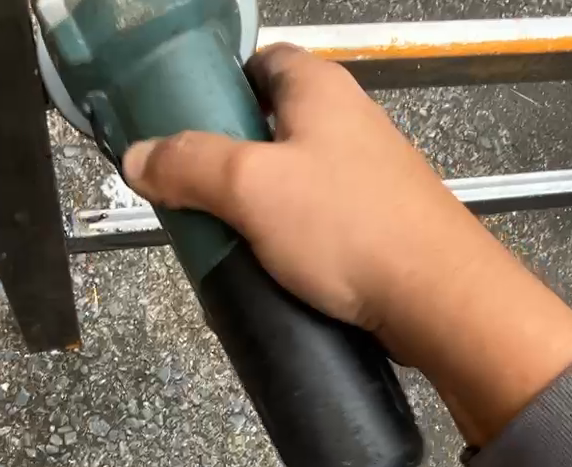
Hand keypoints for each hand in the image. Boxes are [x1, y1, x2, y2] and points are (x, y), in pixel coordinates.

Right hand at [122, 45, 571, 444]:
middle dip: (226, 164)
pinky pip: (316, 227)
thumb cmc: (345, 227)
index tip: (182, 131)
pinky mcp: (376, 228)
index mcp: (319, 88)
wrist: (434, 298)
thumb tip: (136, 158)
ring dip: (255, 213)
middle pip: (268, 129)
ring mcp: (367, 179)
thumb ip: (189, 166)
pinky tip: (270, 274)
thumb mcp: (250, 187)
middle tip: (194, 202)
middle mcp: (347, 122)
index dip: (214, 89)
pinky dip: (288, 245)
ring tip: (226, 246)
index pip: (257, 63)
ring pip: (291, 185)